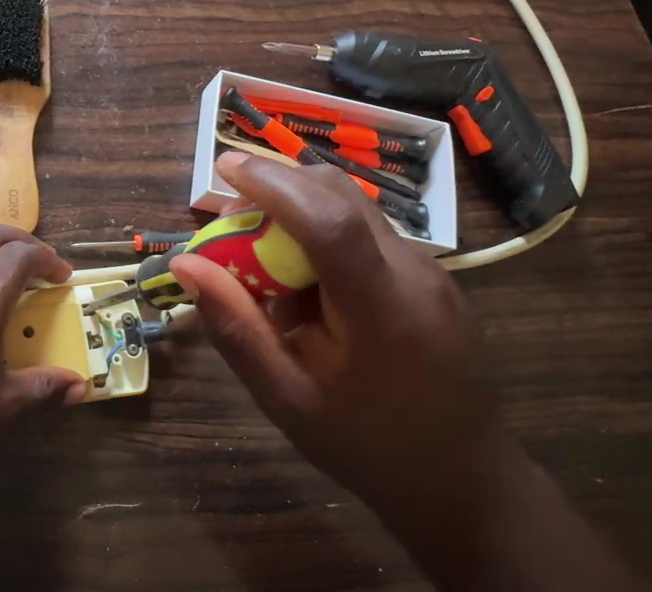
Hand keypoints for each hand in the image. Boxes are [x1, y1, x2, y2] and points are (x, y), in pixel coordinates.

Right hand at [170, 152, 511, 515]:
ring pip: (355, 209)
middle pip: (341, 197)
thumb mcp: (287, 398)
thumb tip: (185, 265)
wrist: (466, 485)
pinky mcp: (435, 278)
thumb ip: (235, 327)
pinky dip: (327, 235)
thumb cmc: (368, 447)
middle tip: (230, 217)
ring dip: (301, 210)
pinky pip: (370, 235)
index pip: (327, 220)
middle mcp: (415, 275)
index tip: (224, 166)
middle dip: (278, 187)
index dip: (272, 184)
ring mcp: (433, 273)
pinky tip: (307, 284)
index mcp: (382, 310)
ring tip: (261, 255)